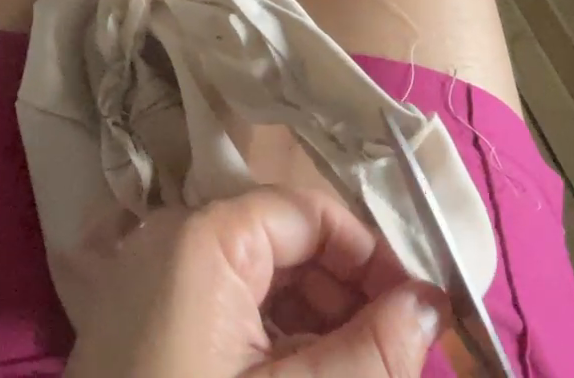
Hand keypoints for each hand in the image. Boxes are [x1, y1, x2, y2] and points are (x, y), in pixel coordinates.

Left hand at [63, 186, 440, 377]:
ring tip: (351, 368)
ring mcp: (153, 272)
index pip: (310, 211)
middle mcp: (175, 235)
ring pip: (258, 273)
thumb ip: (371, 351)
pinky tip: (297, 372)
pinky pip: (224, 299)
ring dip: (314, 317)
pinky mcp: (144, 310)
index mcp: (206, 236)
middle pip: (284, 239)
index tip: (420, 312)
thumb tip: (429, 302)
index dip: (372, 256)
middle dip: (346, 292)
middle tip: (394, 353)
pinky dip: (270, 332)